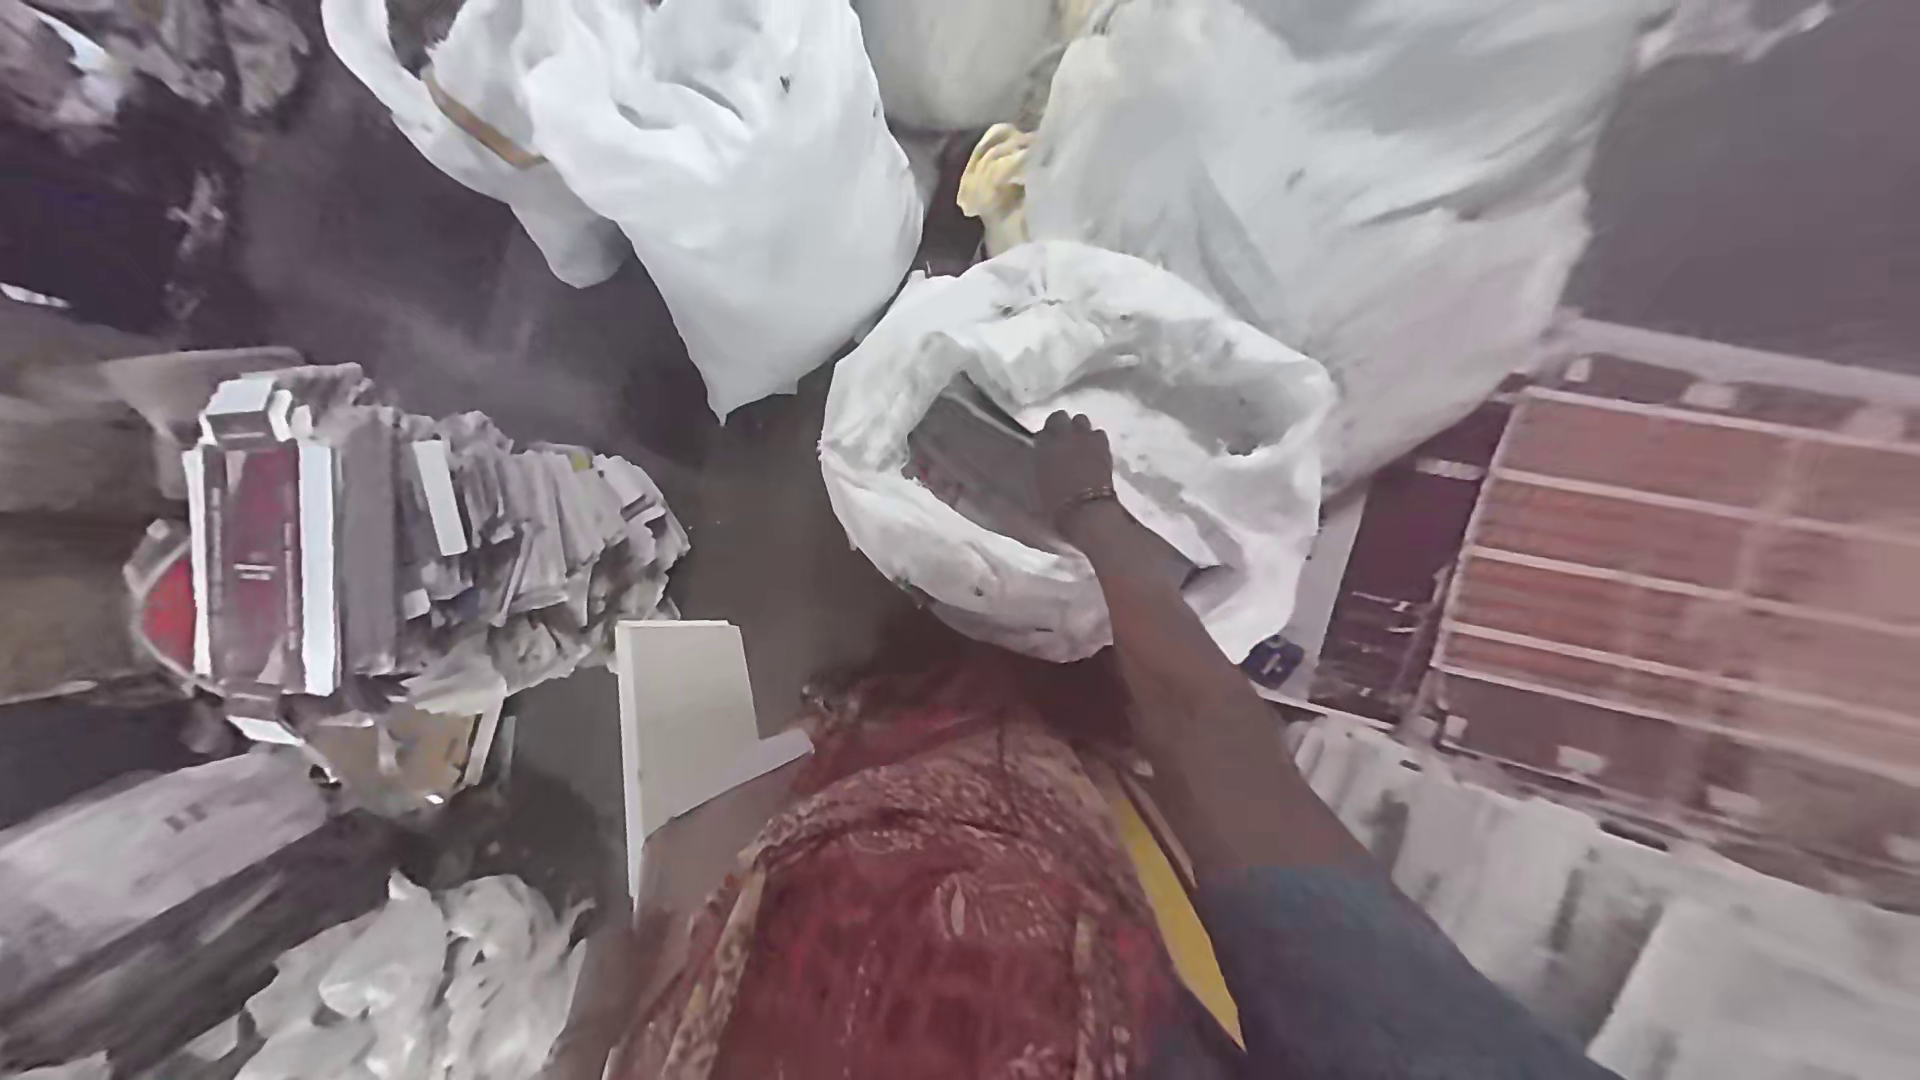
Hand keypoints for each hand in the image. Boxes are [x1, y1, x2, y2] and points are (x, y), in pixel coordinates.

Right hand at [1035, 411, 1114, 537]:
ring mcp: (1086, 438)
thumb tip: (1007, 480)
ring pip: (1081, 420)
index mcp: (1043, 444)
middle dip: (1058, 426)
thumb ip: (1027, 475)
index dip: (1041, 439)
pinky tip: (1093, 453)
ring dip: (1078, 430)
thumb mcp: (1033, 491)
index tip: (1041, 448)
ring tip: (1077, 446)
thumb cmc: (1055, 506)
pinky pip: (1098, 434)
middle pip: (1059, 417)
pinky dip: (1094, 440)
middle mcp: (1063, 435)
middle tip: (1058, 443)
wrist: (1087, 512)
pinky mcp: (1104, 447)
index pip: (1039, 431)